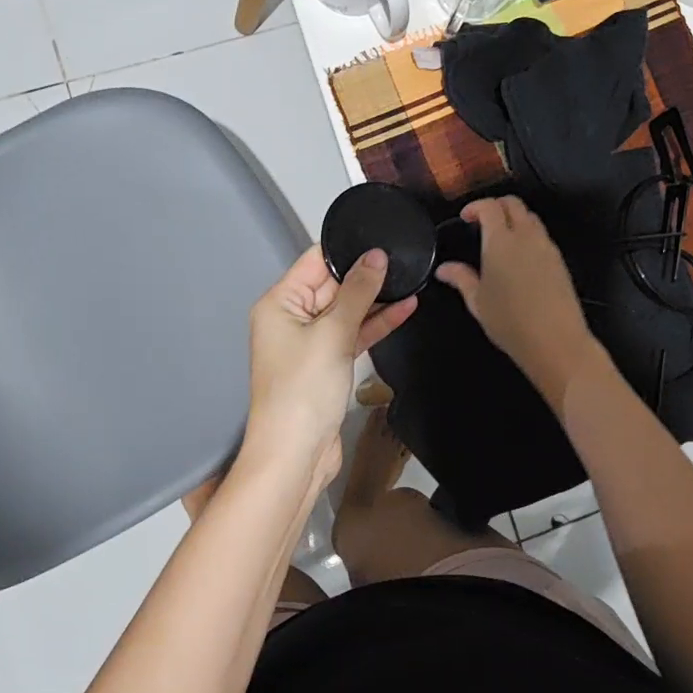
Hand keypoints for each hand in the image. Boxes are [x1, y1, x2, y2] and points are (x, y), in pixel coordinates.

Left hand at [245, 246, 416, 479]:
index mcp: (280, 303)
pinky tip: (405, 309)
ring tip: (412, 279)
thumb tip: (375, 257)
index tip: (381, 238)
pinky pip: (354, 334)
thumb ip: (357, 292)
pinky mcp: (328, 364)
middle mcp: (292, 319)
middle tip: (405, 258)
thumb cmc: (303, 391)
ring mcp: (311, 343)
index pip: (314, 262)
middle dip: (366, 274)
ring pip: (347, 311)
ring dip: (376, 300)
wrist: (296, 454)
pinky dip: (376, 324)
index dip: (347, 250)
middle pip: (333, 285)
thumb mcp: (333, 333)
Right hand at [434, 197, 603, 404]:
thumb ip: (461, 278)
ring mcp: (547, 247)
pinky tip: (519, 257)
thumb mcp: (477, 301)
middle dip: (496, 205)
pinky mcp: (560, 261)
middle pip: (514, 204)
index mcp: (500, 241)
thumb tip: (444, 269)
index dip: (475, 206)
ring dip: (514, 219)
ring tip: (500, 238)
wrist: (555, 341)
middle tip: (482, 221)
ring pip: (531, 218)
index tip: (466, 216)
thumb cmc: (510, 322)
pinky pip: (542, 236)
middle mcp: (526, 237)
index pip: (490, 206)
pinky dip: (528, 235)